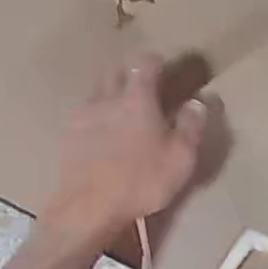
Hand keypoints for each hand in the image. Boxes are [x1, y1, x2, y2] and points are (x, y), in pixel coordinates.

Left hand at [42, 53, 205, 249]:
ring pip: (97, 92)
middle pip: (116, 73)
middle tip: (143, 86)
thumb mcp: (180, 158)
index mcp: (137, 99)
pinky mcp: (68, 137)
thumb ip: (191, 126)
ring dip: (111, 94)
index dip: (156, 61)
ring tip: (122, 110)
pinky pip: (84, 116)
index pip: (145, 65)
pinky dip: (96, 117)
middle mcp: (107, 99)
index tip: (164, 65)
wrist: (89, 207)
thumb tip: (199, 101)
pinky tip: (102, 134)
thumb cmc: (142, 181)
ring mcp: (83, 117)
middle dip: (130, 74)